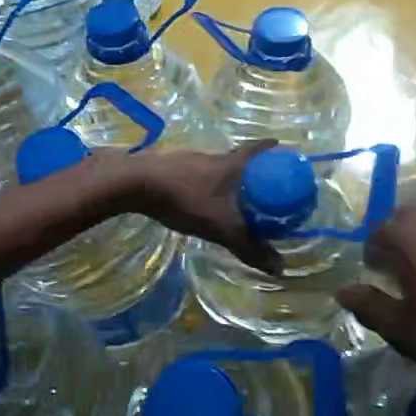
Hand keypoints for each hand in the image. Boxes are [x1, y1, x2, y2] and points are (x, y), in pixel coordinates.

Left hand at [120, 141, 284, 275]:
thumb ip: (249, 247)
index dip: (270, 148)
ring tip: (234, 194)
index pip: (256, 149)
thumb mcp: (221, 227)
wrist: (134, 183)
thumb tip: (279, 268)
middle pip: (237, 158)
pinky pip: (196, 175)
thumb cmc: (184, 199)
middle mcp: (212, 157)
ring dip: (227, 177)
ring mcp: (189, 161)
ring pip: (216, 167)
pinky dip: (206, 184)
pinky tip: (201, 199)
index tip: (281, 148)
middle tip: (262, 181)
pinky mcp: (170, 169)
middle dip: (251, 167)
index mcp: (230, 164)